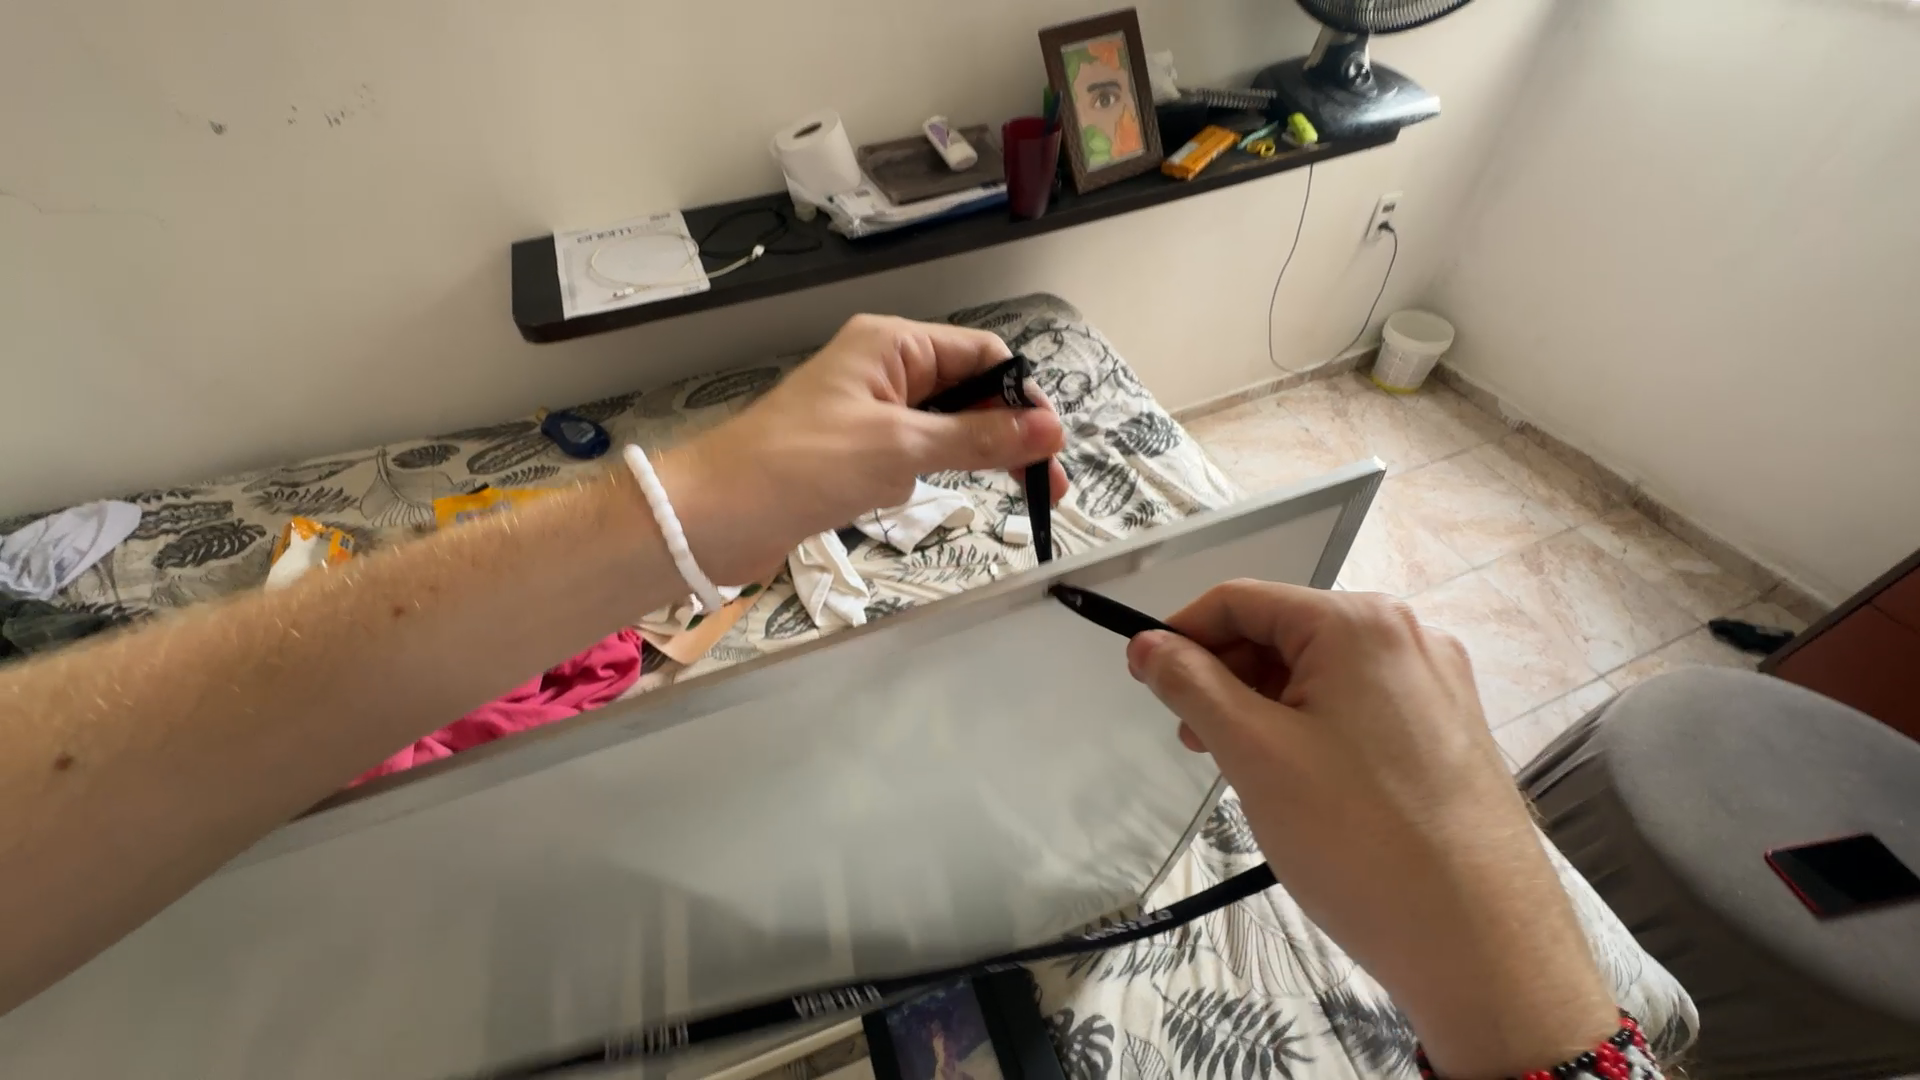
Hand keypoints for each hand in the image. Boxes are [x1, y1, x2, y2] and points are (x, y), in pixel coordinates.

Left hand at [659, 315, 1068, 584]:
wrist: (718, 516)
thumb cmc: (807, 465)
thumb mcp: (903, 448)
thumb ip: (980, 437)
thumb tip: (1052, 428)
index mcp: (894, 344)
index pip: (983, 356)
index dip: (1022, 397)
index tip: (1049, 447)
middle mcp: (884, 367)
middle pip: (968, 390)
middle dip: (1006, 433)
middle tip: (1045, 486)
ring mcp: (869, 409)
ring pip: (943, 425)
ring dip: (968, 454)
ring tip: (1000, 492)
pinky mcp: (855, 448)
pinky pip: (913, 451)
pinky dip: (927, 471)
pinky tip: (918, 492)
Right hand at [1126, 581, 1616, 1078]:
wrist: (1487, 955)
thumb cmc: (1357, 839)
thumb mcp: (1253, 751)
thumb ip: (1190, 683)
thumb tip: (1145, 645)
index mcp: (1358, 623)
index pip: (1241, 599)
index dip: (1181, 633)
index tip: (1144, 675)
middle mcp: (1404, 636)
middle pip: (1280, 632)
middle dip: (1221, 675)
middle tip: (1192, 737)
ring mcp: (1433, 683)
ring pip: (1314, 670)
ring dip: (1259, 703)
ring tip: (1239, 764)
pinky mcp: (1444, 728)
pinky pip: (1352, 702)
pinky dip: (1304, 724)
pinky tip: (1292, 775)